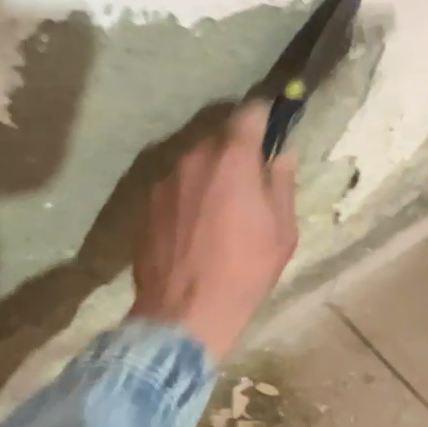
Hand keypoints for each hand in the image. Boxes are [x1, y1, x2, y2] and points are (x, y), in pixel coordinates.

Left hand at [128, 103, 298, 360]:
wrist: (183, 315)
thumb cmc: (244, 273)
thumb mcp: (282, 232)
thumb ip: (282, 184)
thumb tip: (283, 153)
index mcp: (232, 158)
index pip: (251, 112)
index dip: (265, 117)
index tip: (273, 129)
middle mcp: (193, 158)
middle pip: (219, 140)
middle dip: (236, 154)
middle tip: (248, 185)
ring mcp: (164, 182)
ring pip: (194, 166)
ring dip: (208, 178)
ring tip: (217, 215)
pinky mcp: (145, 206)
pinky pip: (174, 190)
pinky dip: (186, 200)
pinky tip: (192, 231)